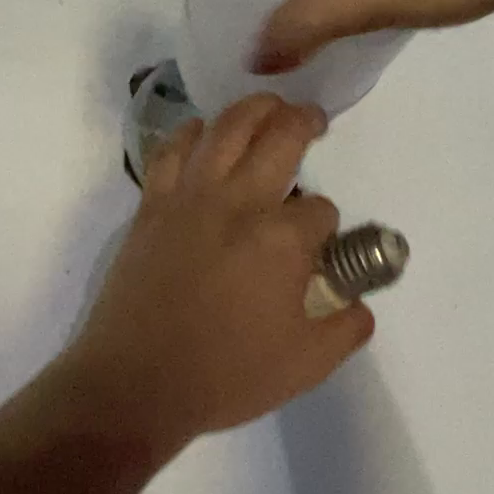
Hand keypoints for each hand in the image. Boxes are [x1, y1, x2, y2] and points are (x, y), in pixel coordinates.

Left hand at [57, 95, 374, 447]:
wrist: (135, 384)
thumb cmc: (224, 378)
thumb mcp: (306, 365)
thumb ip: (346, 327)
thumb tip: (357, 303)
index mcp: (282, 241)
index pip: (321, 211)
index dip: (325, 227)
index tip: (316, 249)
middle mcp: (238, 204)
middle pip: (280, 136)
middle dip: (305, 122)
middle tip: (313, 121)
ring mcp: (188, 199)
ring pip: (225, 128)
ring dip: (254, 108)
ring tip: (268, 108)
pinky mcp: (150, 207)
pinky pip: (170, 150)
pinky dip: (190, 132)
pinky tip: (202, 134)